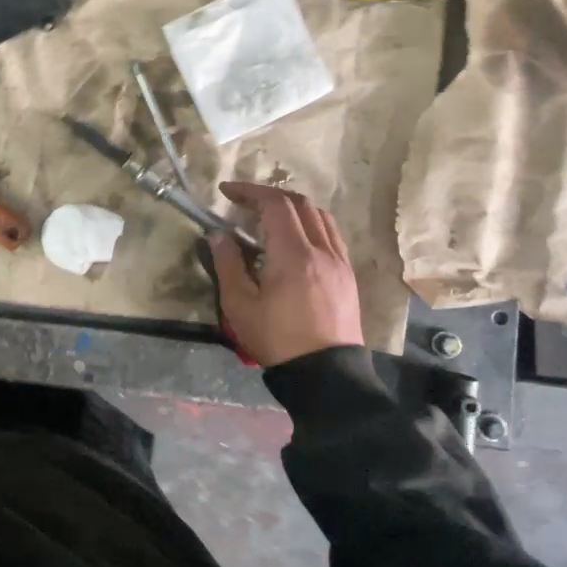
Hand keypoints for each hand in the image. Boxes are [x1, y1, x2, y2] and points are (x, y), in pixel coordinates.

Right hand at [210, 182, 362, 366]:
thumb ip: (228, 263)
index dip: (249, 191)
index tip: (225, 192)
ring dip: (292, 208)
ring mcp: (340, 263)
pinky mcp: (348, 276)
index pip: (275, 204)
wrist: (325, 374)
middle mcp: (323, 251)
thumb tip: (218, 234)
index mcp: (294, 255)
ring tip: (267, 217)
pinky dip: (309, 225)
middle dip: (269, 195)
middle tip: (242, 202)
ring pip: (321, 217)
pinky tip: (293, 240)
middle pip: (301, 204)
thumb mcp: (239, 303)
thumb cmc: (276, 338)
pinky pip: (331, 236)